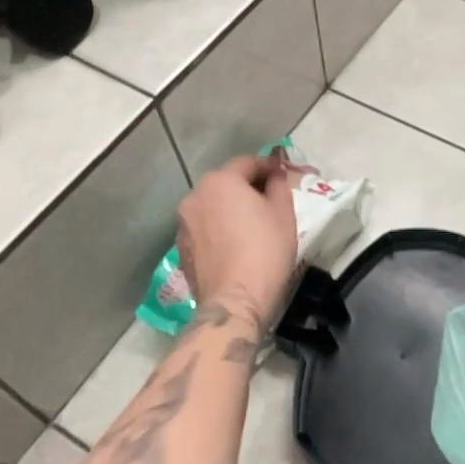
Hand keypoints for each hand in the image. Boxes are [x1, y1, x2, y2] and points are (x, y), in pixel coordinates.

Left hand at [176, 155, 299, 331]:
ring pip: (212, 207)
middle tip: (268, 200)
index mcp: (220, 181)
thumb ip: (279, 185)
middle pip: (225, 184)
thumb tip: (275, 176)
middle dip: (246, 188)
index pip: (247, 163)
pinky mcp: (181, 249)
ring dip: (229, 209)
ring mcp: (183, 224)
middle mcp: (195, 196)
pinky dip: (218, 230)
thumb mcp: (283, 213)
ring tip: (250, 225)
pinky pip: (204, 229)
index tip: (282, 173)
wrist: (234, 301)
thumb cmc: (265, 251)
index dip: (268, 166)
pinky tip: (234, 245)